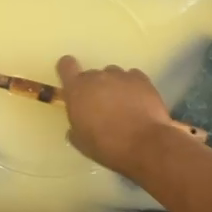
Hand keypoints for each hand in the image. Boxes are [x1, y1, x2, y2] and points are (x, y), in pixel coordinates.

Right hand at [56, 56, 195, 177]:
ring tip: (123, 107)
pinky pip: (132, 78)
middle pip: (92, 75)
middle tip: (102, 109)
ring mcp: (121, 76)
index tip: (73, 84)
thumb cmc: (106, 145)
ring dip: (114, 87)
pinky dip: (133, 87)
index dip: (68, 71)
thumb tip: (76, 128)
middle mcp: (97, 77)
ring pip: (113, 75)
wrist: (144, 145)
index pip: (66, 65)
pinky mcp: (142, 79)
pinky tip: (138, 103)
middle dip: (95, 89)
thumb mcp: (81, 142)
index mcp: (76, 89)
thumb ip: (75, 128)